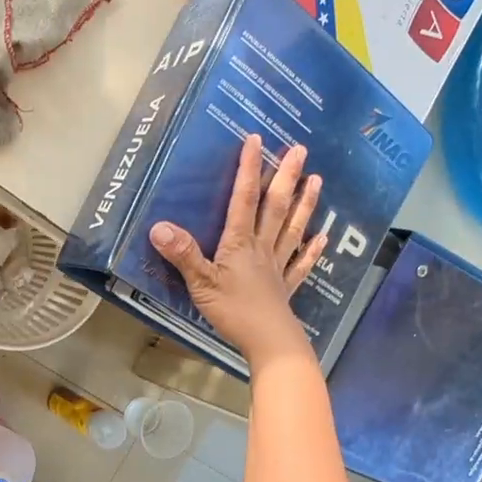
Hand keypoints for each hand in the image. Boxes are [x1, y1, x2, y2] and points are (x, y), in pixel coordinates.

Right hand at [149, 135, 326, 370]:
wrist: (269, 342)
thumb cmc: (233, 312)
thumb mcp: (200, 283)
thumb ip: (183, 254)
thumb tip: (158, 226)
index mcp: (239, 244)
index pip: (244, 199)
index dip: (249, 169)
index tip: (256, 139)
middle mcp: (262, 248)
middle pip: (275, 207)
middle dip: (285, 177)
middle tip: (299, 150)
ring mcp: (277, 267)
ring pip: (292, 229)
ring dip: (304, 204)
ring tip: (317, 179)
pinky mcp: (285, 287)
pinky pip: (300, 264)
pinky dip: (312, 249)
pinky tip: (323, 237)